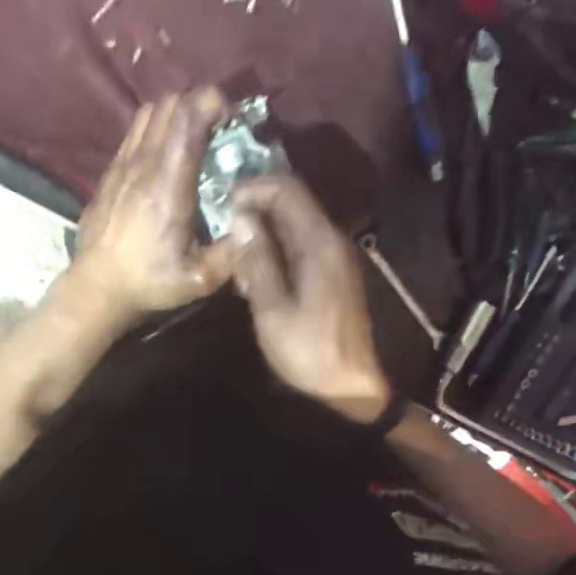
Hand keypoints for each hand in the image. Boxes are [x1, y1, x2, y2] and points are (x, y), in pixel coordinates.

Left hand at [61, 88, 237, 325]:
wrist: (98, 287)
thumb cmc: (152, 282)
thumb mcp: (202, 278)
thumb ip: (234, 250)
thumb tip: (256, 221)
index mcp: (168, 187)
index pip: (187, 121)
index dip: (212, 103)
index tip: (234, 115)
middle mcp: (143, 165)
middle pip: (169, 105)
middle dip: (199, 104)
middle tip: (222, 126)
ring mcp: (123, 165)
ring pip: (150, 113)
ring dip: (178, 114)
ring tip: (200, 136)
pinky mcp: (111, 171)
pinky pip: (137, 132)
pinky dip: (159, 129)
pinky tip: (173, 155)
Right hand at [229, 176, 391, 422]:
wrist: (353, 386)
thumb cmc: (310, 351)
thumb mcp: (273, 309)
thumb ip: (257, 259)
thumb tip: (240, 217)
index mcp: (320, 243)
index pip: (288, 190)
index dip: (253, 188)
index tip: (222, 204)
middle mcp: (333, 242)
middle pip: (292, 206)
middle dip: (255, 213)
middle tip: (223, 237)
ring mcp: (336, 259)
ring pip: (295, 229)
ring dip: (264, 237)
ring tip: (236, 263)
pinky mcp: (334, 277)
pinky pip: (302, 250)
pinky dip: (278, 254)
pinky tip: (256, 279)